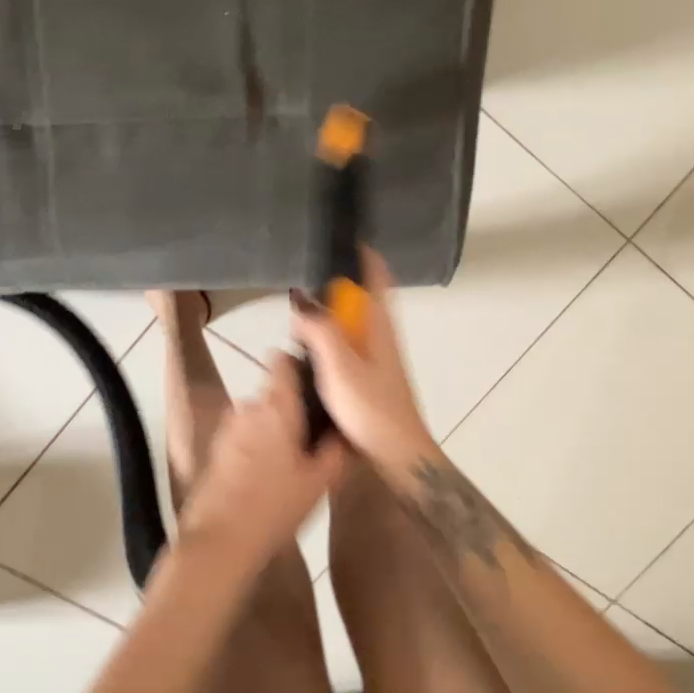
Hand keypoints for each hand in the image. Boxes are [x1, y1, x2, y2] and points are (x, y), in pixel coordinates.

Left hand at [176, 354, 346, 566]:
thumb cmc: (274, 506)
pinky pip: (244, 437)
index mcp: (276, 405)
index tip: (316, 381)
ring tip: (292, 462)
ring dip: (273, 431)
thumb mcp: (318, 482)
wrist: (218, 543)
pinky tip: (268, 478)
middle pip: (274, 394)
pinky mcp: (215, 450)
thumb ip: (336, 450)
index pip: (282, 360)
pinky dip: (256, 447)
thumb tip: (345, 431)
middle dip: (292, 409)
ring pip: (259, 418)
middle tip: (314, 437)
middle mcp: (248, 407)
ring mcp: (227, 428)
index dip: (298, 363)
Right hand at [293, 249, 436, 474]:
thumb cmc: (372, 408)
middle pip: (359, 297)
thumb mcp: (340, 366)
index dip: (363, 254)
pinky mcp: (367, 378)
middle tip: (303, 273)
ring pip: (350, 324)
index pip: (376, 275)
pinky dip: (326, 340)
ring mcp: (375, 357)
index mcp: (379, 323)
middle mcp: (380, 334)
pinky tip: (305, 351)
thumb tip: (301, 301)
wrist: (396, 456)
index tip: (342, 236)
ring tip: (297, 309)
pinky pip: (344, 347)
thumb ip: (320, 330)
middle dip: (335, 285)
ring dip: (328, 315)